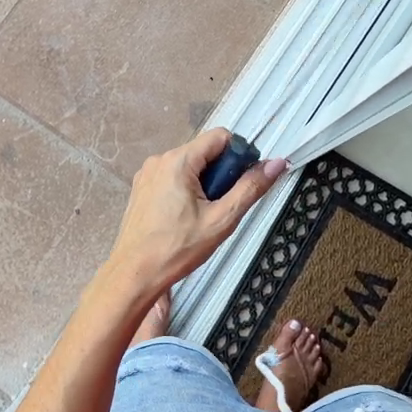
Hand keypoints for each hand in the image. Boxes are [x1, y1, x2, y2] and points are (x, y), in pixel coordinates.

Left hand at [96, 129, 288, 298]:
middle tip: (222, 206)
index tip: (243, 182)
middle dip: (221, 174)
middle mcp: (159, 160)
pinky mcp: (142, 189)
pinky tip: (185, 219)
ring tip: (204, 217)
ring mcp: (147, 174)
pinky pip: (173, 178)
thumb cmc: (177, 249)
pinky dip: (186, 191)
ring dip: (204, 184)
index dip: (239, 155)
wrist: (135, 274)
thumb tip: (276, 164)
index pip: (220, 137)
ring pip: (189, 166)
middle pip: (204, 151)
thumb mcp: (222, 220)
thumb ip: (250, 188)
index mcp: (178, 161)